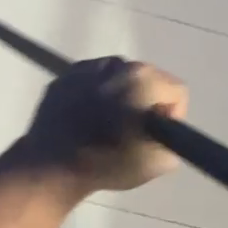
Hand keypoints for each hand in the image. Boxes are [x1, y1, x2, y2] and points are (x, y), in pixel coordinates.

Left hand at [17, 57, 184, 192]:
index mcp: (141, 79)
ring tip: (105, 124)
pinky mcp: (62, 77)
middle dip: (145, 101)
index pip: (176, 91)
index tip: (154, 133)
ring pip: (117, 76)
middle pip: (146, 79)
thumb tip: (162, 128)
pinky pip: (90, 80)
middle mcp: (114, 64)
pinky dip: (94, 94)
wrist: (52, 163)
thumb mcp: (159, 161)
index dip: (171, 115)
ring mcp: (84, 68)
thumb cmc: (108, 162)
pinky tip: (85, 117)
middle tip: (131, 129)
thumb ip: (174, 138)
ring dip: (119, 95)